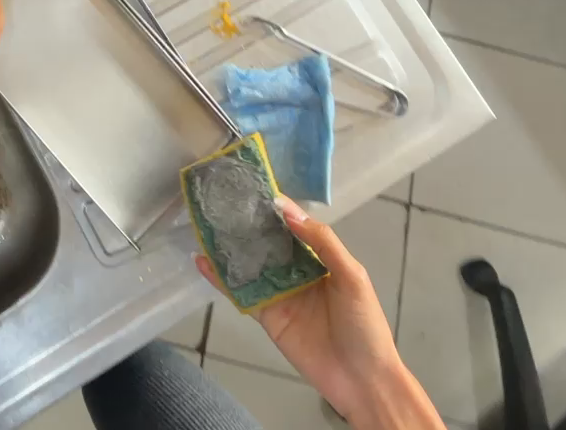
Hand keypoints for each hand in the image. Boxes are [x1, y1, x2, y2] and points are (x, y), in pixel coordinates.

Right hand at [198, 196, 441, 427]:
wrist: (363, 382)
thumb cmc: (364, 325)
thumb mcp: (352, 276)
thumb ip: (322, 242)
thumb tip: (287, 210)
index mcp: (317, 257)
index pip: (291, 223)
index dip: (273, 206)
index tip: (249, 185)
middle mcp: (294, 270)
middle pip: (265, 240)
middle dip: (245, 221)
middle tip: (218, 199)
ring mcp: (277, 292)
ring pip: (248, 263)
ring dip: (228, 246)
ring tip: (202, 224)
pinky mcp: (265, 315)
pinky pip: (239, 293)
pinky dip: (219, 278)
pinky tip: (201, 261)